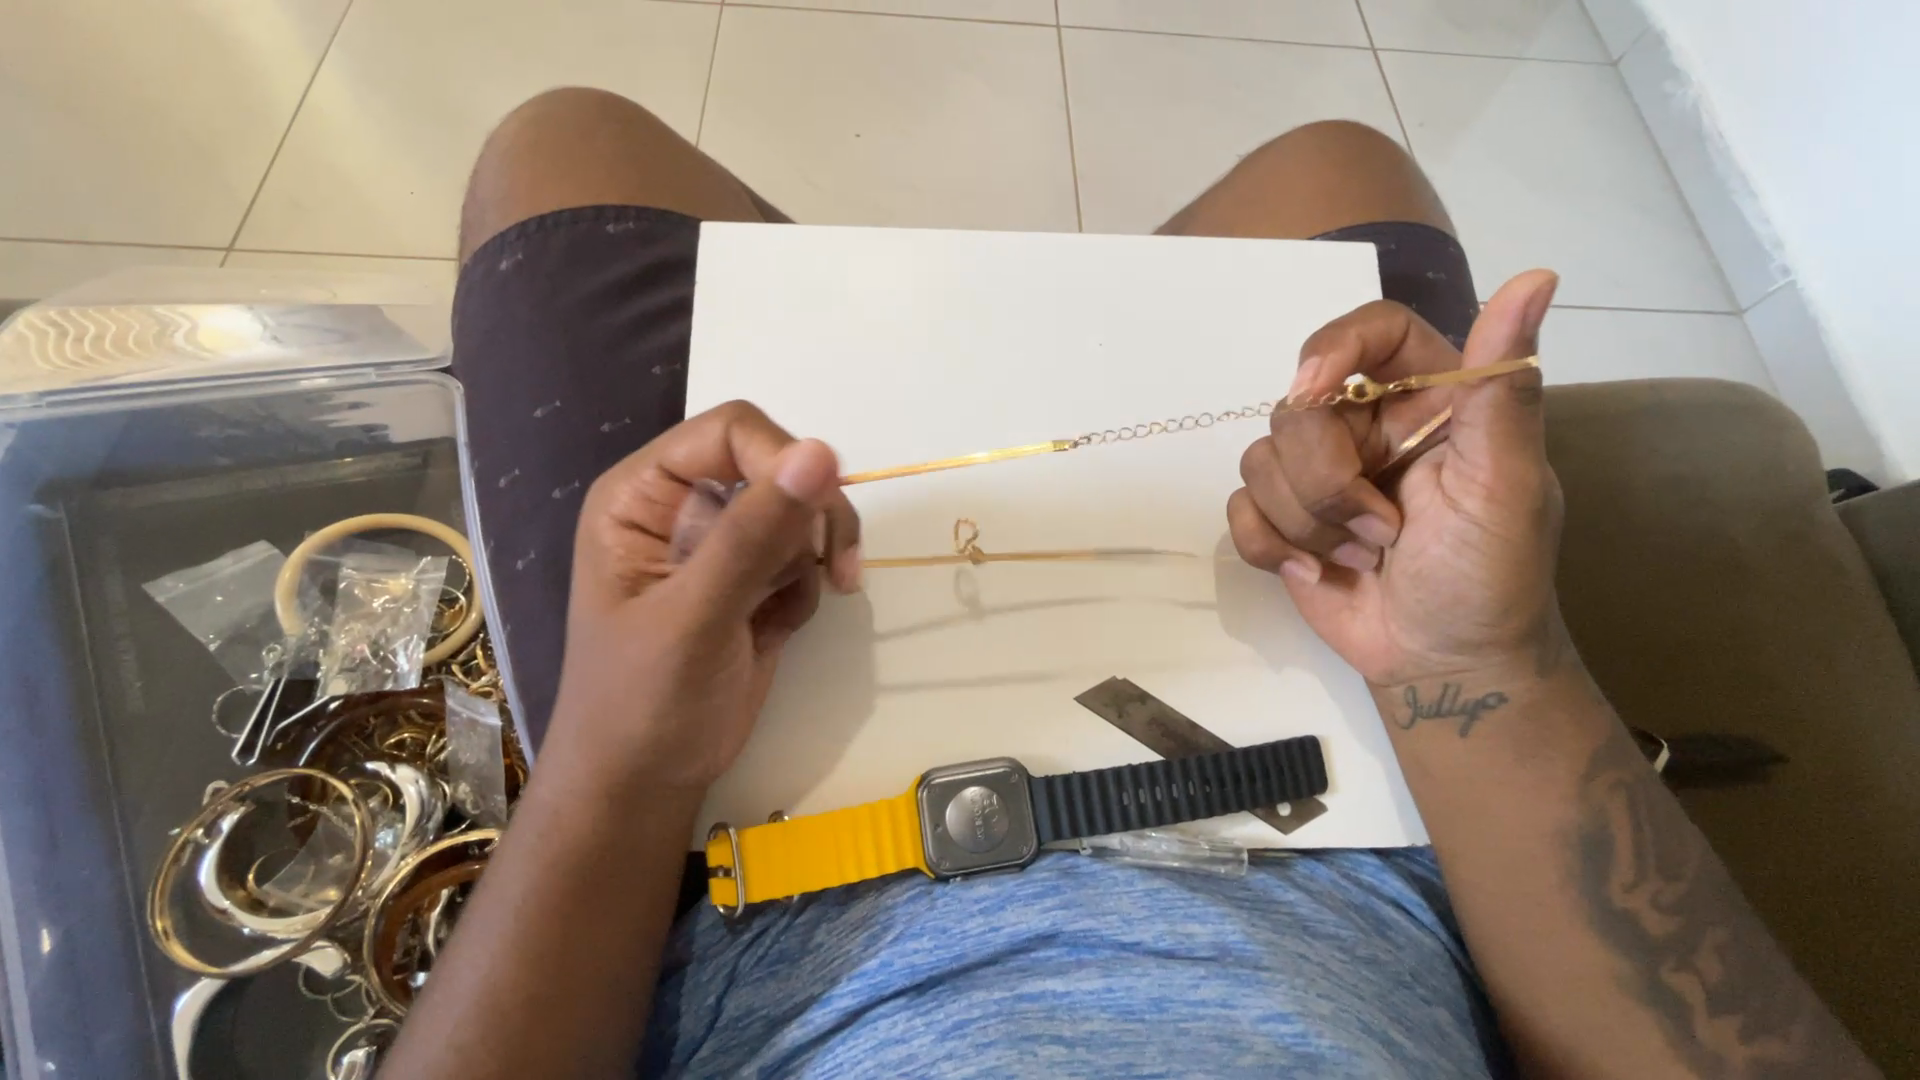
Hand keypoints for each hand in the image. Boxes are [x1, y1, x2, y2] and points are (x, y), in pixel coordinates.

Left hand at [544, 401, 860, 790]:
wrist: (647, 780)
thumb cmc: (644, 701)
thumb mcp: (696, 616)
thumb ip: (755, 534)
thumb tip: (822, 451)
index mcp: (644, 493)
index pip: (733, 431)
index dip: (784, 460)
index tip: (817, 519)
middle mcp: (684, 506)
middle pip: (780, 466)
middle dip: (811, 518)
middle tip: (834, 572)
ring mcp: (722, 544)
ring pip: (803, 510)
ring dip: (814, 557)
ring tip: (789, 612)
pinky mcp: (754, 579)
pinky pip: (806, 555)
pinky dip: (807, 589)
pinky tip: (778, 628)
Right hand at [1227, 270, 1566, 686]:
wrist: (1443, 661)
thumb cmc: (1491, 575)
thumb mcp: (1506, 485)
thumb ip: (1502, 390)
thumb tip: (1537, 278)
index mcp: (1425, 401)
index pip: (1371, 331)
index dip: (1333, 348)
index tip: (1314, 388)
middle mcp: (1362, 428)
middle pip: (1295, 410)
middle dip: (1327, 482)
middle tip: (1382, 529)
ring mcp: (1316, 476)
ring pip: (1259, 462)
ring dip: (1307, 524)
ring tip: (1363, 556)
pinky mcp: (1281, 521)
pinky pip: (1238, 509)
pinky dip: (1270, 547)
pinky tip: (1313, 572)